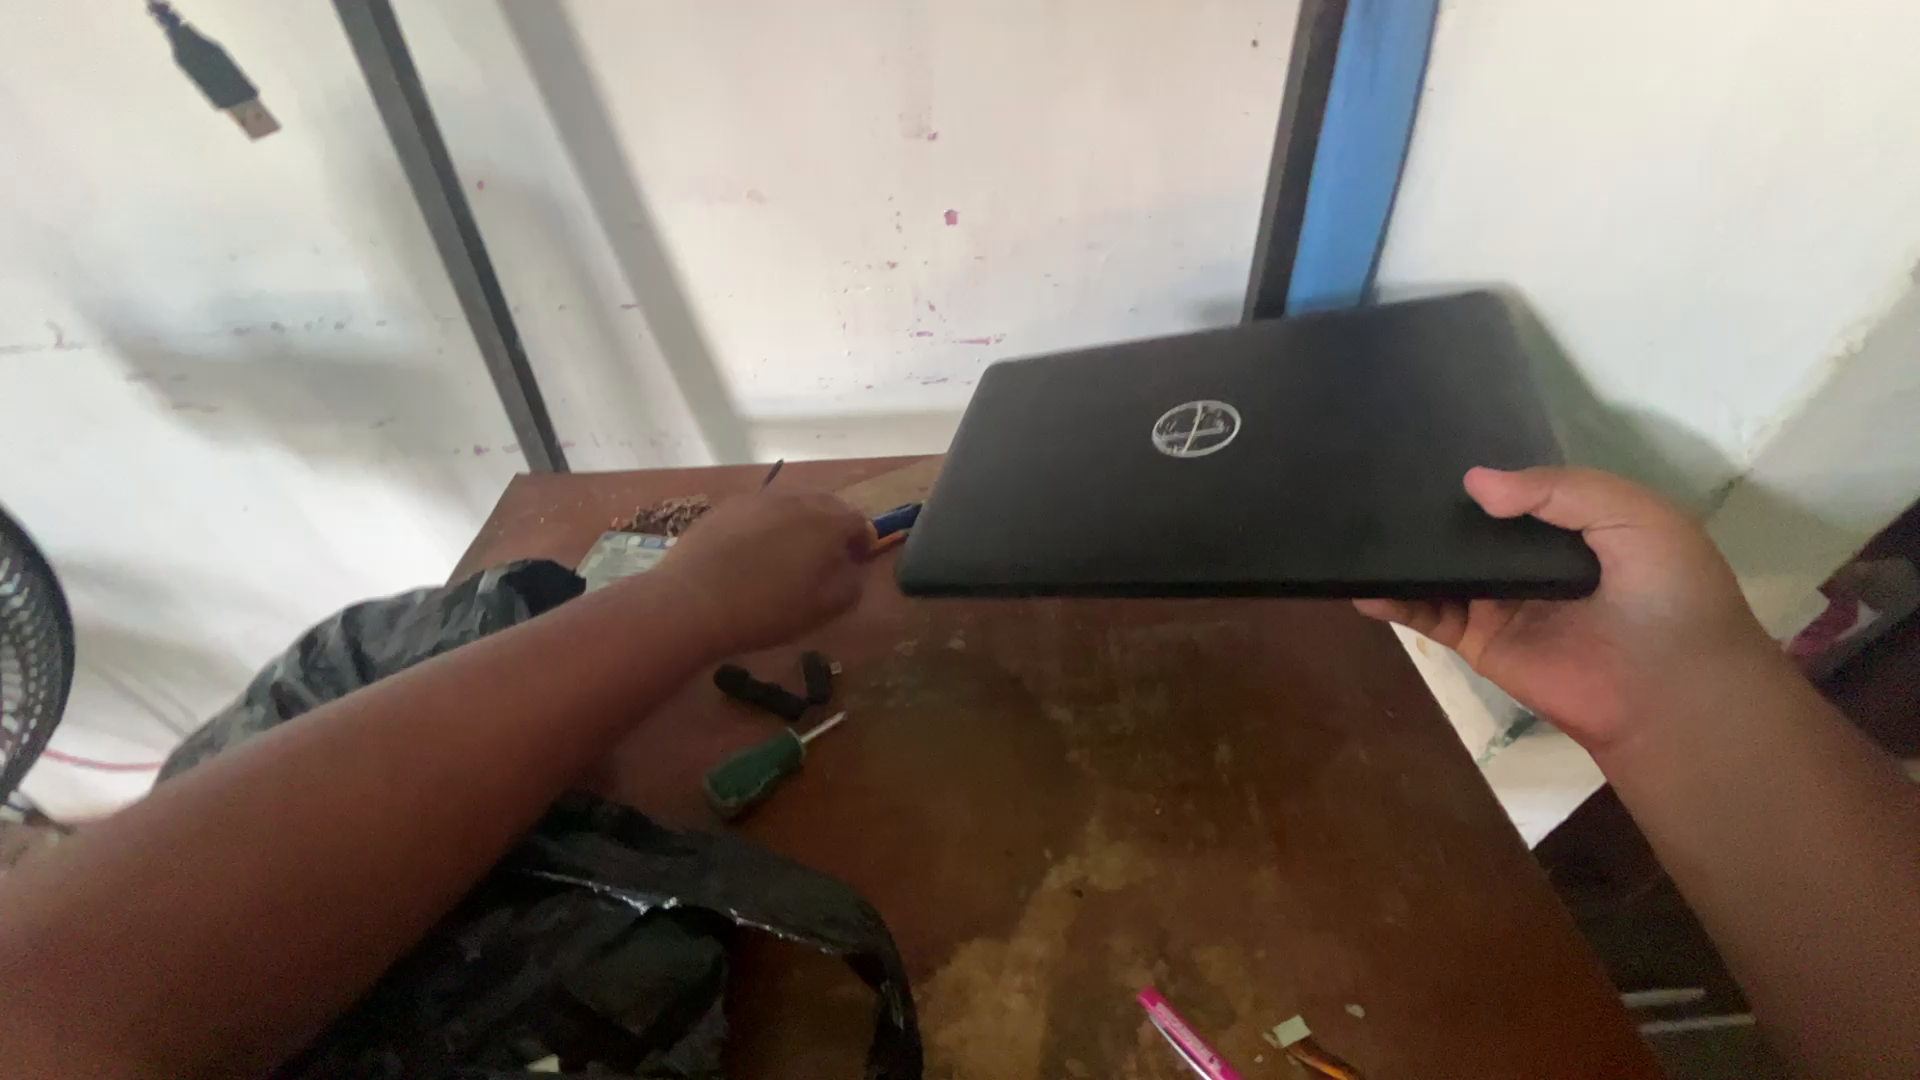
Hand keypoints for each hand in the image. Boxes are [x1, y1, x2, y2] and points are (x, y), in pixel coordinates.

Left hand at [652, 489, 871, 655]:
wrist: (694, 600)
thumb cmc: (769, 608)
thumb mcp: (825, 608)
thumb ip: (852, 583)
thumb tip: (852, 568)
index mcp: (828, 521)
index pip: (859, 521)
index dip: (862, 542)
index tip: (855, 563)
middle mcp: (797, 499)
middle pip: (827, 505)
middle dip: (833, 527)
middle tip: (825, 557)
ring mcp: (759, 498)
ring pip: (792, 504)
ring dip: (800, 523)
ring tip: (787, 554)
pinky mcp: (727, 506)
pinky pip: (760, 511)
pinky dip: (767, 525)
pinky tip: (752, 553)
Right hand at [1354, 466, 1782, 751]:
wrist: (1668, 694)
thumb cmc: (1669, 598)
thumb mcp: (1637, 519)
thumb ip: (1561, 490)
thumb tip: (1473, 483)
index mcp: (1566, 528)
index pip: (1510, 493)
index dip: (1474, 476)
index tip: (1422, 454)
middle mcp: (1523, 561)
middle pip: (1463, 531)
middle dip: (1424, 513)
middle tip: (1373, 489)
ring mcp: (1492, 601)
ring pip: (1434, 571)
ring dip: (1398, 558)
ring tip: (1354, 536)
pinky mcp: (1472, 638)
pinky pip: (1423, 614)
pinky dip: (1389, 602)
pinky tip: (1363, 589)